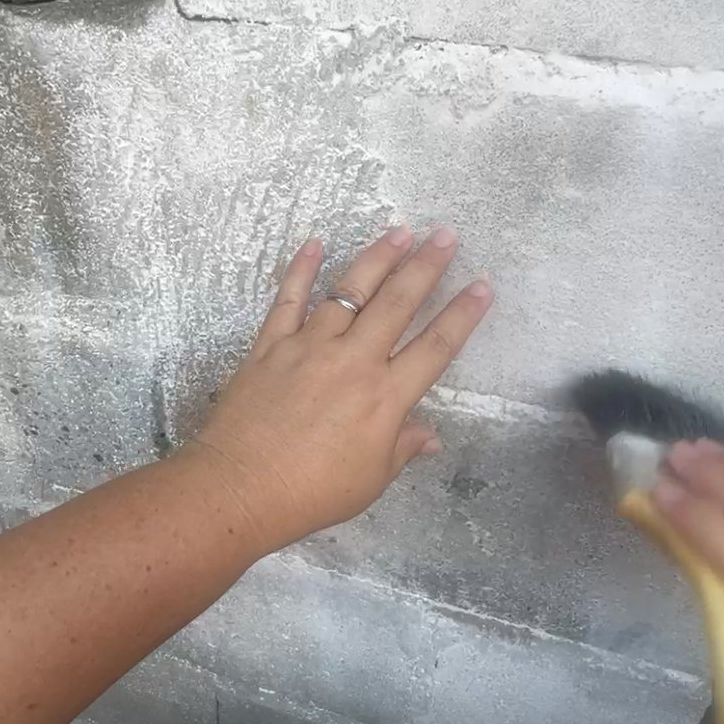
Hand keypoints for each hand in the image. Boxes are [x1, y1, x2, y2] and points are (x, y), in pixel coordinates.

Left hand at [187, 227, 493, 551]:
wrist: (241, 488)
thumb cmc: (311, 492)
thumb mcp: (370, 480)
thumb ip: (402, 448)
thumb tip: (430, 435)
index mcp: (385, 396)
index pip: (436, 347)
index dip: (463, 315)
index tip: (483, 285)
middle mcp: (353, 360)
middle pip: (398, 304)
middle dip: (426, 266)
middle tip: (445, 235)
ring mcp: (309, 346)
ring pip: (349, 290)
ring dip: (377, 258)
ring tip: (400, 231)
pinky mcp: (271, 344)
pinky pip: (289, 298)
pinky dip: (300, 268)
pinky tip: (314, 242)